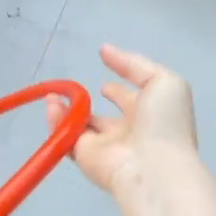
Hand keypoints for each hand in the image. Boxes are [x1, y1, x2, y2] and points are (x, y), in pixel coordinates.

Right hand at [44, 45, 198, 192]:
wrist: (152, 165)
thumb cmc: (163, 123)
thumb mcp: (163, 82)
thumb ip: (134, 64)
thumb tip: (105, 50)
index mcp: (150, 116)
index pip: (131, 101)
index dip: (119, 91)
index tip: (105, 83)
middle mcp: (127, 132)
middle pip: (102, 117)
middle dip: (86, 104)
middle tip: (68, 90)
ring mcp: (105, 146)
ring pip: (79, 126)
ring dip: (65, 110)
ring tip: (52, 95)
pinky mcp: (83, 156)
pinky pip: (65, 137)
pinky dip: (55, 122)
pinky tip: (51, 105)